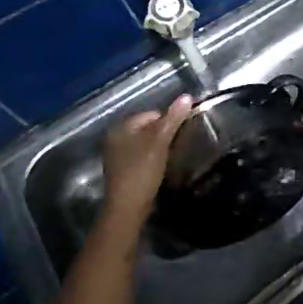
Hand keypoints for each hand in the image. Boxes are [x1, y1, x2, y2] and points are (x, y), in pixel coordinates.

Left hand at [101, 94, 192, 220]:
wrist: (128, 207)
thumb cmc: (142, 170)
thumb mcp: (160, 142)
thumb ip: (173, 119)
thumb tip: (187, 96)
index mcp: (121, 128)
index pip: (151, 114)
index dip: (169, 121)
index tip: (181, 134)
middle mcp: (115, 138)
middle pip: (148, 128)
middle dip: (164, 134)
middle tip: (178, 145)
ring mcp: (117, 156)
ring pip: (145, 143)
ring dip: (159, 148)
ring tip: (172, 156)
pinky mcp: (123, 170)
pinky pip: (141, 157)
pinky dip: (152, 159)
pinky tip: (161, 168)